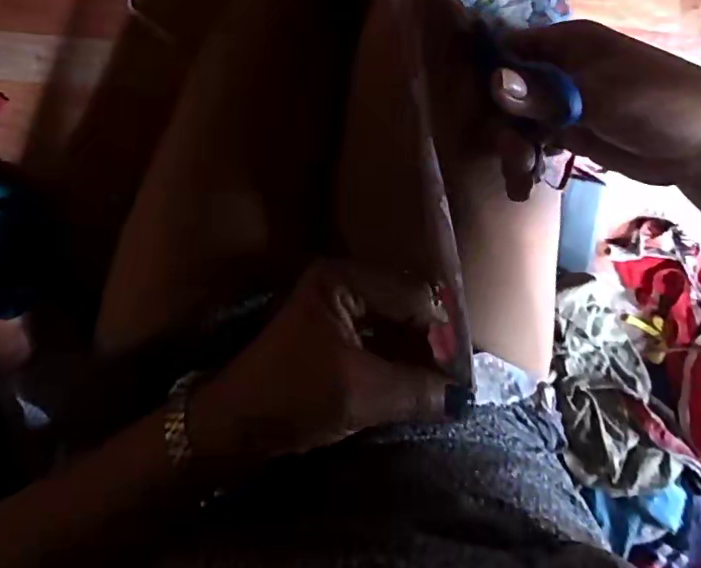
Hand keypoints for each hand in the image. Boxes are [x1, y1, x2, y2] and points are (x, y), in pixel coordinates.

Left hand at [188, 260, 459, 465]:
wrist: (236, 421)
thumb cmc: (294, 396)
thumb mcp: (360, 393)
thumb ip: (415, 389)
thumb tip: (463, 396)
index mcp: (342, 279)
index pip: (410, 295)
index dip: (440, 332)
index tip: (463, 370)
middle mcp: (340, 280)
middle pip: (403, 302)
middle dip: (431, 338)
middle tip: (457, 376)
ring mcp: (335, 302)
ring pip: (392, 319)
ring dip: (416, 348)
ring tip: (443, 381)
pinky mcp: (332, 327)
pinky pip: (377, 333)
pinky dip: (397, 354)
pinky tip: (416, 378)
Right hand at [488, 19, 700, 185]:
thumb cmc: (657, 103)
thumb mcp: (599, 97)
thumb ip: (544, 93)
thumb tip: (493, 81)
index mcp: (565, 42)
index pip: (510, 46)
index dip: (488, 70)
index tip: (473, 104)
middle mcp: (558, 67)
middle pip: (508, 88)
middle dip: (502, 121)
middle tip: (510, 152)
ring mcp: (563, 100)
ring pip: (518, 118)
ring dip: (513, 144)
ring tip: (520, 172)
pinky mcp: (570, 130)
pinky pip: (535, 140)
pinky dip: (527, 157)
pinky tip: (524, 178)